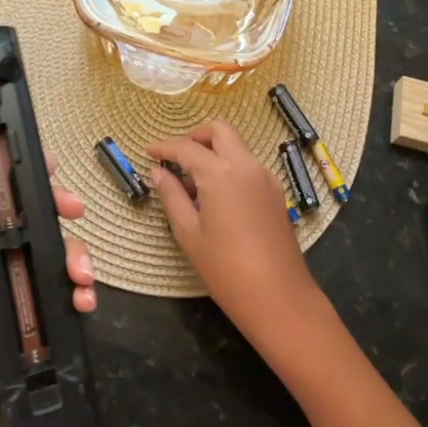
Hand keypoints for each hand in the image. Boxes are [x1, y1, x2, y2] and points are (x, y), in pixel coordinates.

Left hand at [0, 166, 94, 426]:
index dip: (23, 188)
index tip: (49, 173)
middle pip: (36, 230)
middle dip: (61, 215)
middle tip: (78, 210)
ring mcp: (21, 302)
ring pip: (58, 261)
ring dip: (78, 256)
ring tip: (84, 274)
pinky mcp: (41, 329)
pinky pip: (68, 299)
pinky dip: (83, 294)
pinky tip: (86, 301)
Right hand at [149, 120, 318, 336]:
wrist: (278, 296)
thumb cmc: (226, 269)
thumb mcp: (189, 233)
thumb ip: (172, 196)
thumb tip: (158, 173)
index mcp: (221, 173)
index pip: (188, 148)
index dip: (165, 147)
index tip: (149, 151)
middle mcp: (246, 165)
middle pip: (220, 131)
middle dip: (195, 137)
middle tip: (176, 157)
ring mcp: (265, 177)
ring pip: (237, 146)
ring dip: (214, 151)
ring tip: (192, 182)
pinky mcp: (276, 192)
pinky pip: (248, 165)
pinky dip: (229, 166)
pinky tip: (216, 195)